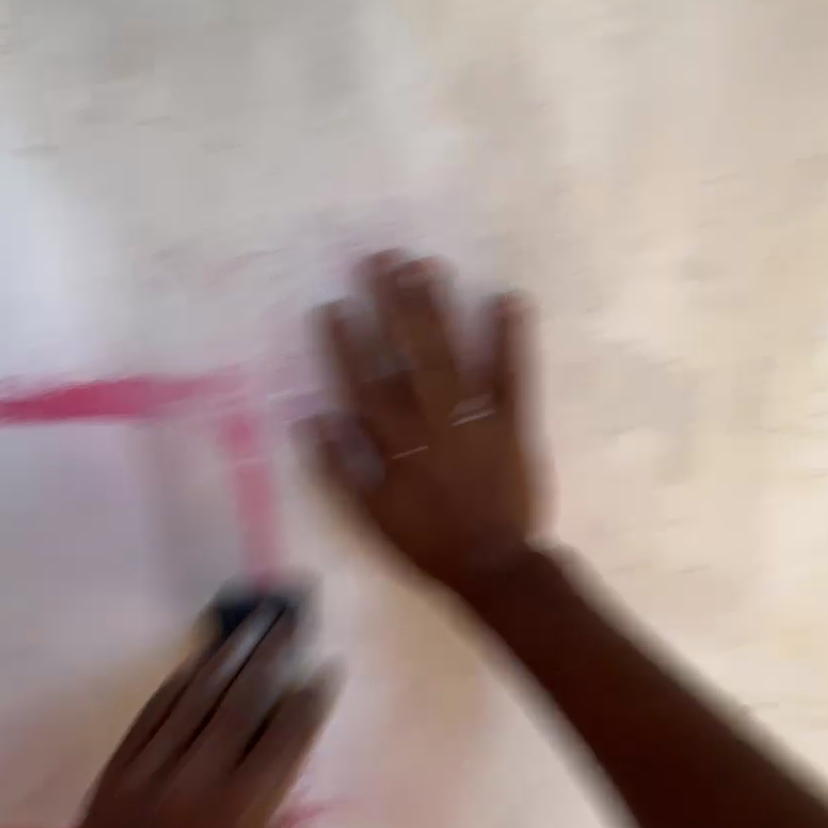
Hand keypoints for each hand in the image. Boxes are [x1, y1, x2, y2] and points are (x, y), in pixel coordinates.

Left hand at [79, 605, 335, 827]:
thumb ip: (274, 798)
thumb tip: (288, 733)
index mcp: (240, 811)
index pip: (287, 736)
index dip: (312, 698)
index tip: (327, 667)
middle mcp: (197, 782)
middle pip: (245, 700)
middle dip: (274, 653)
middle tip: (290, 620)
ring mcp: (150, 772)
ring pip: (199, 694)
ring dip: (230, 652)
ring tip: (252, 623)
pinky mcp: (114, 771)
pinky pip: (152, 711)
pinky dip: (177, 682)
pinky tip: (198, 660)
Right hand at [305, 251, 544, 598]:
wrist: (495, 567)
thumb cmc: (426, 541)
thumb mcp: (370, 516)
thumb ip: (340, 467)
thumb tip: (313, 417)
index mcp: (396, 445)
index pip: (364, 384)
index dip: (347, 344)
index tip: (335, 306)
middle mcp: (433, 422)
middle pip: (409, 354)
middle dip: (394, 305)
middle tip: (384, 260)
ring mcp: (476, 419)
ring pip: (453, 355)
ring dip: (439, 309)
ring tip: (427, 265)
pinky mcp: (514, 422)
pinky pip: (513, 376)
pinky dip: (511, 338)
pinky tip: (508, 298)